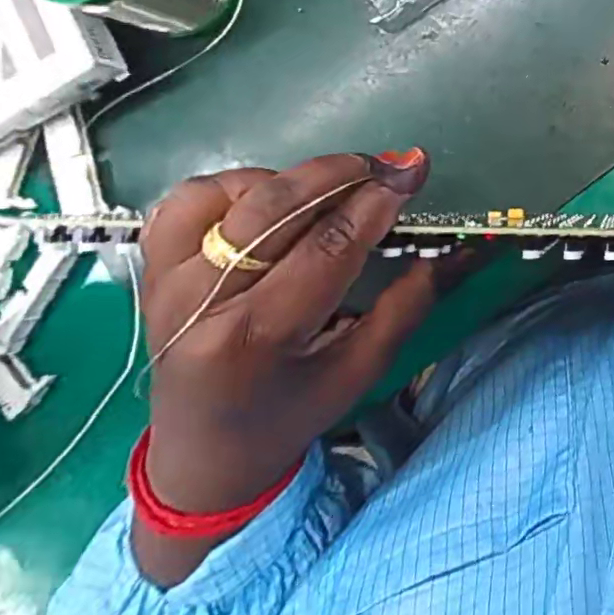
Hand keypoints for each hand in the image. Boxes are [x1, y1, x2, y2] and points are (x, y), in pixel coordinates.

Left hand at [131, 150, 434, 583]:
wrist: (207, 449)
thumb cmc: (294, 411)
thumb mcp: (363, 368)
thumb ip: (412, 301)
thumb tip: (463, 249)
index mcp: (260, 338)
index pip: (327, 247)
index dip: (374, 201)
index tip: (412, 171)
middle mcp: (203, 303)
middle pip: (276, 208)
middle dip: (341, 173)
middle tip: (386, 164)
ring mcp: (166, 280)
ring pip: (233, 193)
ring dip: (294, 178)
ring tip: (334, 188)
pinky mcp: (150, 267)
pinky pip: (190, 198)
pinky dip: (237, 184)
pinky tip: (269, 199)